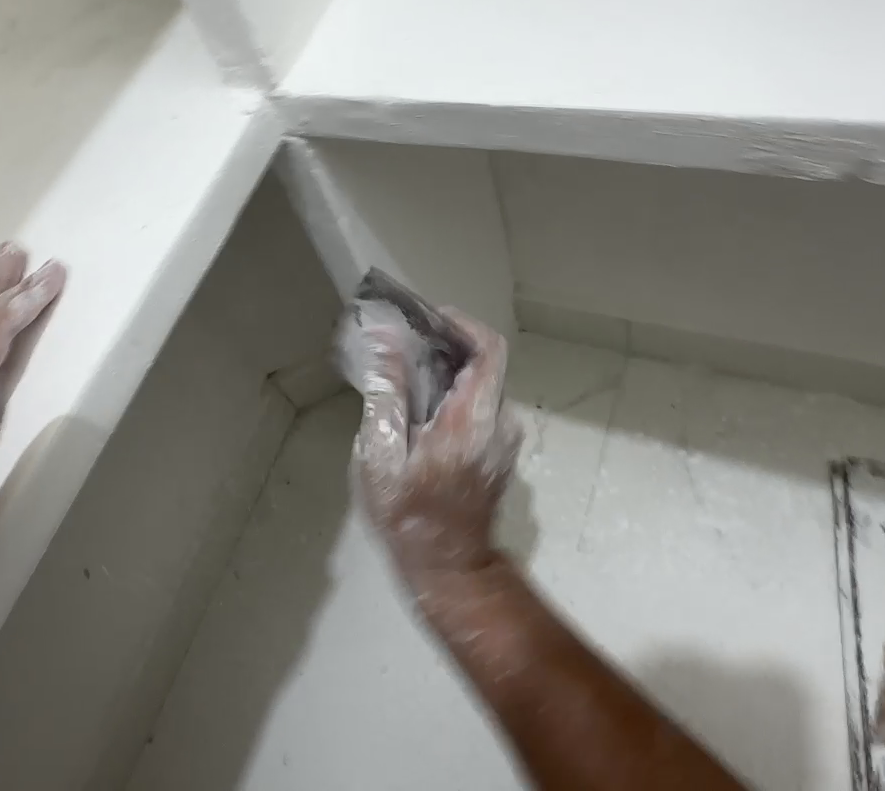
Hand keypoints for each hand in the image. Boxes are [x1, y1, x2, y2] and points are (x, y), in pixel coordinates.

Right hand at [342, 306, 518, 581]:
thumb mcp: (381, 452)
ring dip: (446, 368)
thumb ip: (387, 391)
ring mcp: (504, 437)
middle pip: (483, 362)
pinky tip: (418, 402)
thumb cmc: (407, 512)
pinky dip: (452, 391)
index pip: (488, 349)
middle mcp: (500, 422)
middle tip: (401, 342)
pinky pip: (478, 403)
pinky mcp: (498, 448)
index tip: (427, 318)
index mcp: (473, 420)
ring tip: (403, 370)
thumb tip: (385, 340)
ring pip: (480, 383)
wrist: (445, 565)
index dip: (461, 324)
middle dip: (443, 344)